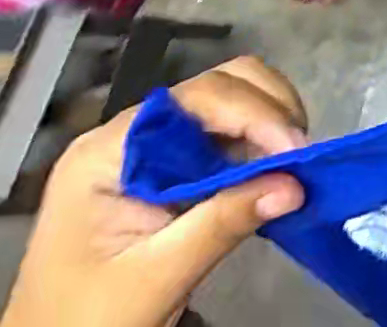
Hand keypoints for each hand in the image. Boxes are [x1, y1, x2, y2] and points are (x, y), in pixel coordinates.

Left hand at [0, 57, 308, 326]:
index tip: (294, 151)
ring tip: (294, 162)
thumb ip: (222, 225)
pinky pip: (229, 133)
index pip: (196, 98)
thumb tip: (295, 185)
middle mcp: (132, 132)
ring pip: (231, 99)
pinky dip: (261, 142)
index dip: (253, 113)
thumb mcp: (152, 281)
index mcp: (109, 149)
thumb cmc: (85, 325)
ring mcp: (153, 145)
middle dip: (268, 107)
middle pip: (219, 83)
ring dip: (270, 120)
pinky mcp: (173, 165)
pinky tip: (277, 169)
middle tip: (300, 153)